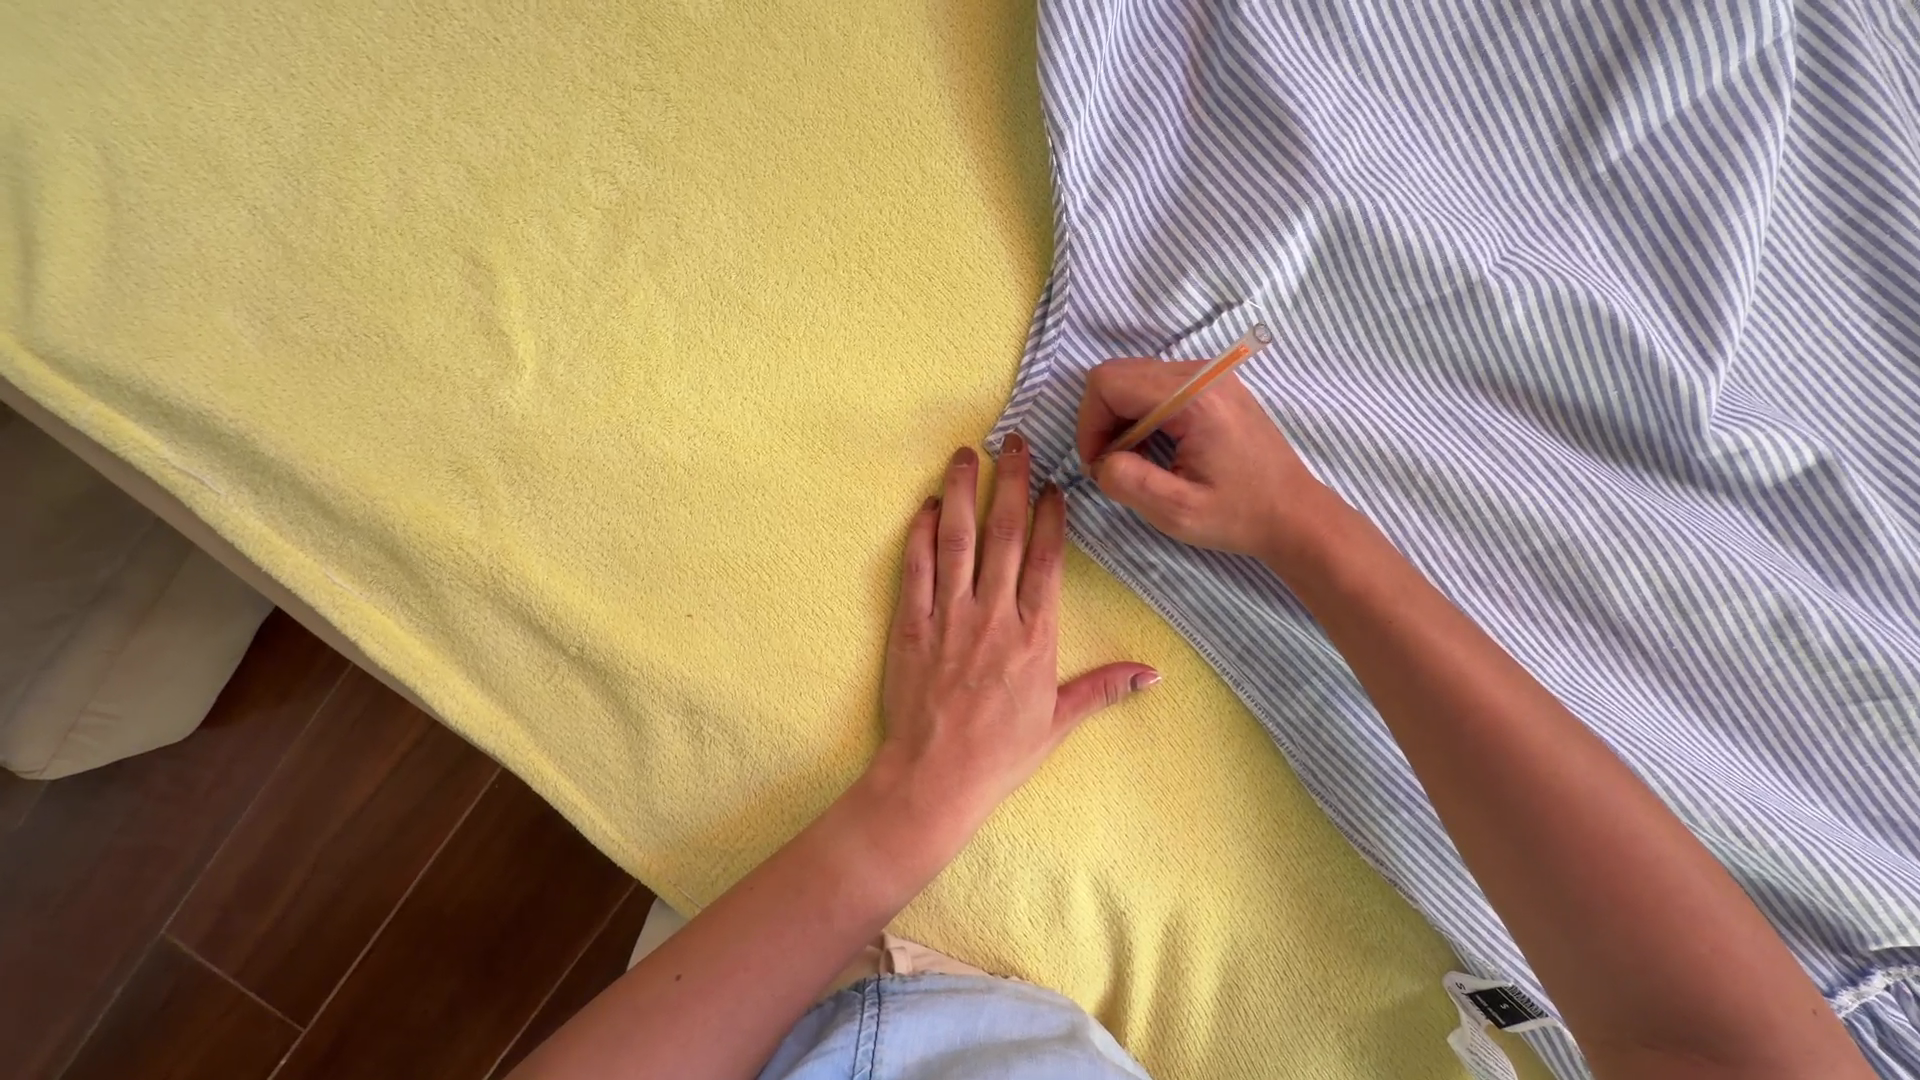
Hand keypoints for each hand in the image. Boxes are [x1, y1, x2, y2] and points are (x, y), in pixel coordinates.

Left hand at [873, 434, 1158, 841]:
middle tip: (1015, 443)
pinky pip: (916, 567)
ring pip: (958, 539)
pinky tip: (925, 505)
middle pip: (1005, 534)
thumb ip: (1103, 689)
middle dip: (1011, 483)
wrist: (934, 779)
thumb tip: (1155, 674)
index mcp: (1035, 636)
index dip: (1051, 516)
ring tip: (967, 454)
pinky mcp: (911, 624)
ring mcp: (949, 615)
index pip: (1046, 560)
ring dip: (962, 492)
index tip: (1053, 485)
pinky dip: (919, 532)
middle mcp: (995, 615)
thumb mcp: (1059, 723)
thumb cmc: (999, 754)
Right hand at [1076, 359, 1325, 560]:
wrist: (1295, 515)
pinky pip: (1156, 386)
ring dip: (1120, 419)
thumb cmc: (1239, 516)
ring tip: (1135, 461)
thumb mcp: (1176, 511)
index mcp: (1193, 398)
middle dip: (1101, 421)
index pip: (1109, 383)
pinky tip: (1155, 449)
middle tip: (1112, 465)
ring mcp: (1210, 375)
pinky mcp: (1214, 386)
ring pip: (1134, 378)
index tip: (1098, 465)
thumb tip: (1101, 462)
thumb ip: (1127, 482)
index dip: (1090, 424)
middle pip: (1118, 375)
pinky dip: (1141, 415)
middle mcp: (1202, 374)